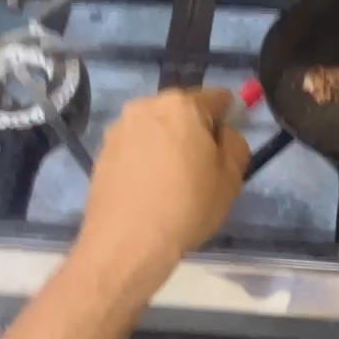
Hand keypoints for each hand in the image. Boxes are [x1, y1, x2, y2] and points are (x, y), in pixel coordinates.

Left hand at [79, 88, 249, 277]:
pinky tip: (151, 189)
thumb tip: (224, 135)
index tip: (229, 142)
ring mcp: (120, 128)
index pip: (216, 97)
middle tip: (203, 166)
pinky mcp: (102, 152)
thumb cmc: (187, 206)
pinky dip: (147, 159)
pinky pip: (136, 147)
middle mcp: (146, 106)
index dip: (229, 117)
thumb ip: (235, 145)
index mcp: (182, 106)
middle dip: (195, 131)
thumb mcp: (231, 179)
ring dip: (169, 144)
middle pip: (182, 111)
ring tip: (174, 181)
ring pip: (156, 129)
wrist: (128, 241)